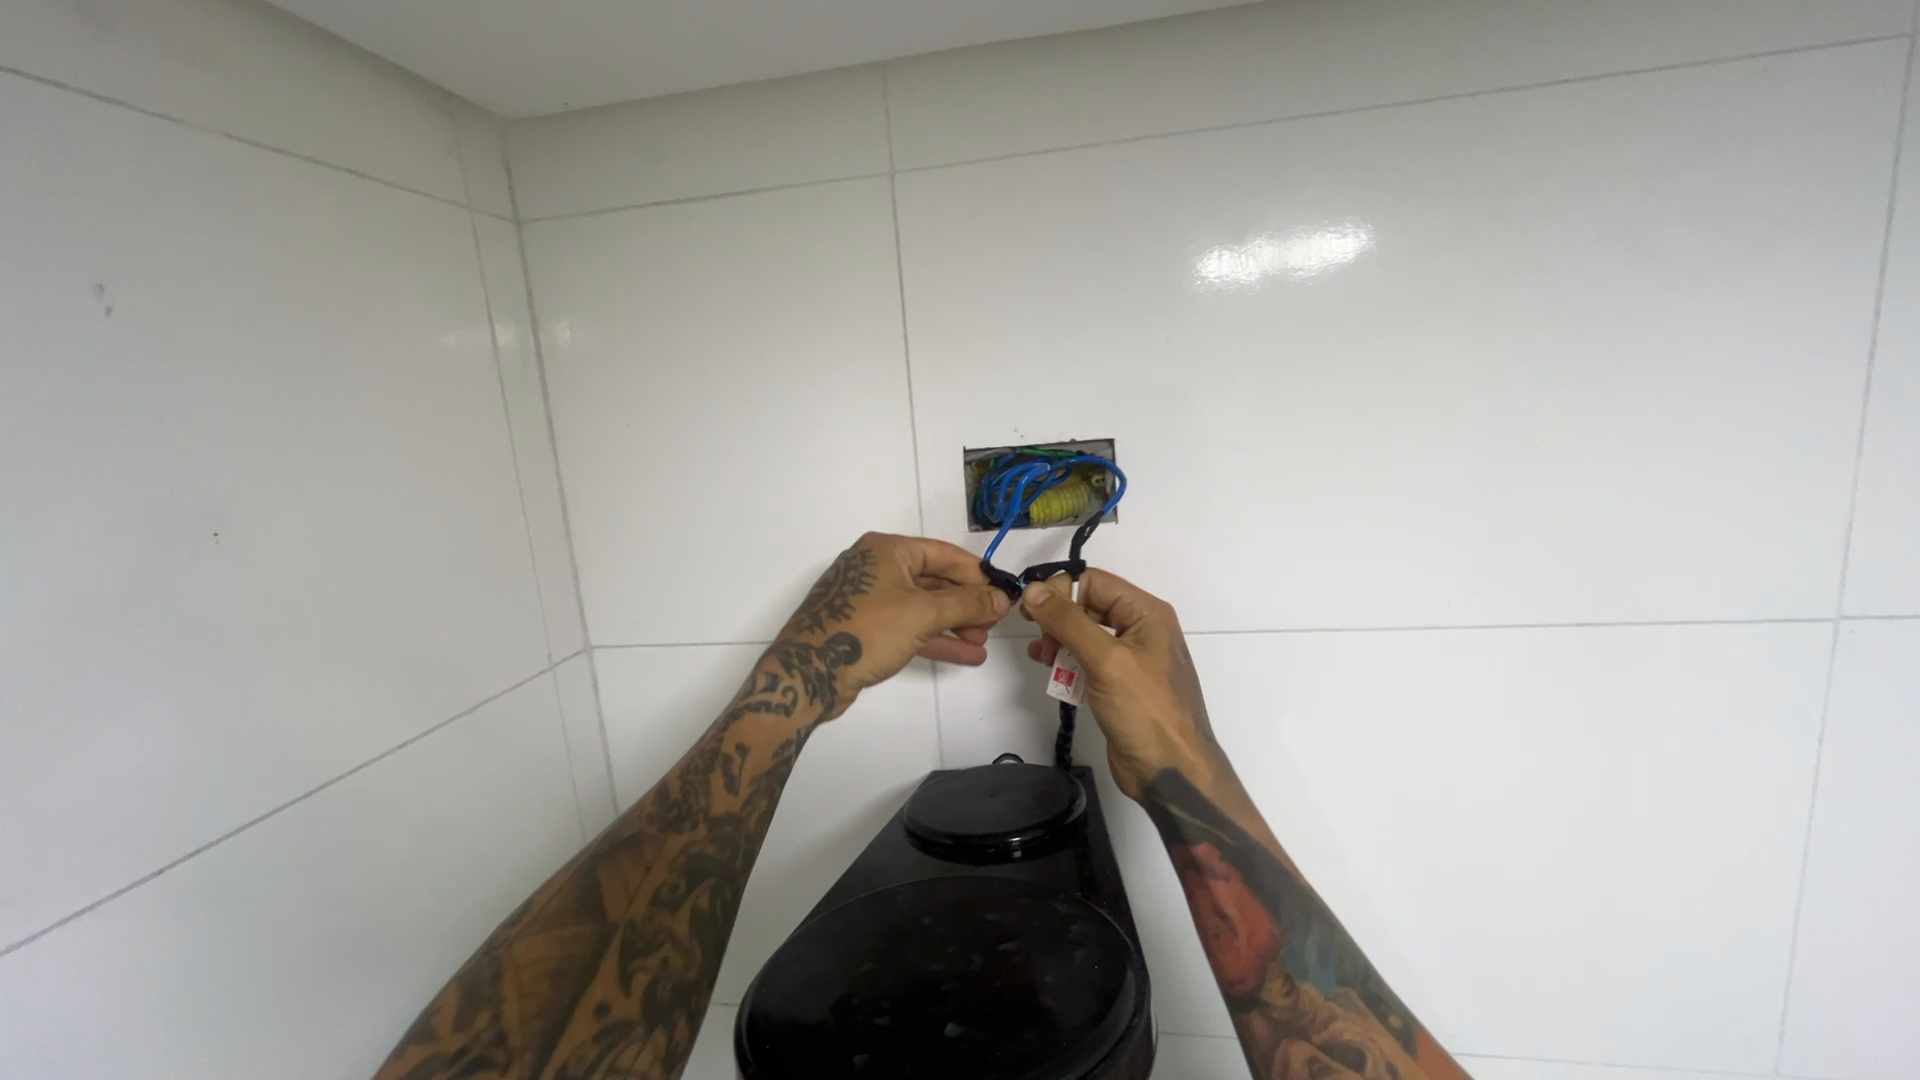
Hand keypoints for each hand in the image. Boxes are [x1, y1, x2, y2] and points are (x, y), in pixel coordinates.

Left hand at [777, 533, 1010, 718]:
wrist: (809, 673)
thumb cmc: (867, 630)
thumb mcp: (923, 613)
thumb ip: (967, 604)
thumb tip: (1002, 598)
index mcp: (887, 550)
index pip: (944, 554)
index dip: (976, 574)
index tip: (1003, 593)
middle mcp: (877, 568)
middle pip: (934, 580)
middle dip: (966, 603)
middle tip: (995, 622)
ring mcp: (869, 600)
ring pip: (923, 607)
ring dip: (954, 624)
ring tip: (982, 642)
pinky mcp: (866, 629)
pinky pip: (909, 628)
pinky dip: (936, 639)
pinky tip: (965, 654)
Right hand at [1021, 570, 1223, 799]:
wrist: (1170, 772)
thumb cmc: (1145, 710)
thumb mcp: (1105, 660)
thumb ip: (1068, 621)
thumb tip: (1032, 590)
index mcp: (1146, 613)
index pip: (1095, 582)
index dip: (1061, 591)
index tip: (1032, 612)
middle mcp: (1140, 629)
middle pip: (1088, 605)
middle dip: (1058, 618)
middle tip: (1036, 637)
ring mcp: (1130, 658)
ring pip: (1084, 634)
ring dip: (1059, 641)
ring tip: (1041, 657)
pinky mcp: (1119, 684)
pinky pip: (1087, 661)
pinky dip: (1067, 663)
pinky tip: (1051, 672)